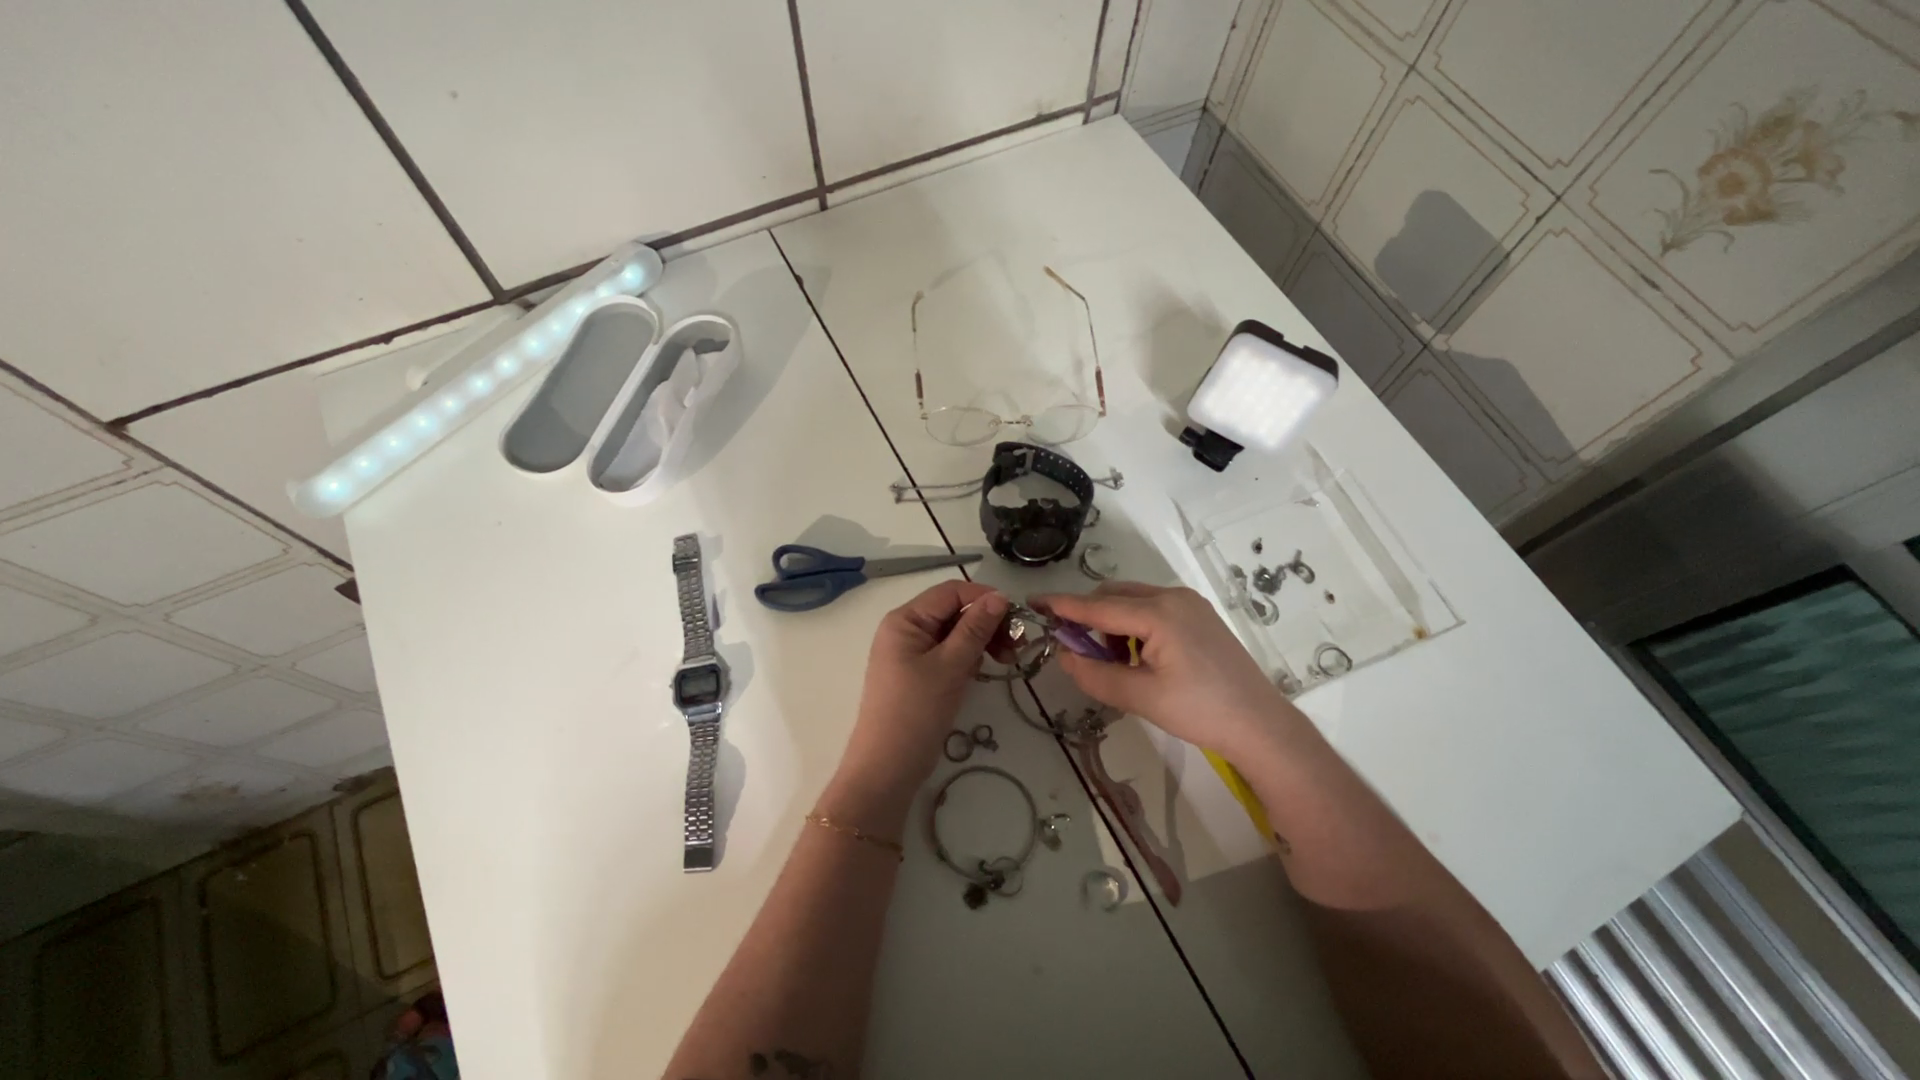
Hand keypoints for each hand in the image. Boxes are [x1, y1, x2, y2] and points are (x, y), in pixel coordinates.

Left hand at [833, 580, 1006, 806]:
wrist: (888, 768)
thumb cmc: (916, 712)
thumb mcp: (951, 666)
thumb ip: (975, 628)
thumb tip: (999, 596)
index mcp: (905, 619)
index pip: (951, 592)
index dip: (985, 598)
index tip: (1017, 618)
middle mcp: (905, 629)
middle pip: (953, 611)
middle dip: (986, 623)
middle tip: (1015, 647)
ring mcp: (910, 653)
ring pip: (953, 633)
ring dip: (980, 641)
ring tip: (1003, 661)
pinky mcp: (918, 674)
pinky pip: (948, 654)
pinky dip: (967, 658)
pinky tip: (981, 673)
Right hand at [1032, 582, 1298, 756]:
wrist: (1259, 724)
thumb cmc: (1199, 711)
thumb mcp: (1139, 697)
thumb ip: (1094, 674)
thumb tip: (1063, 655)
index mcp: (1158, 613)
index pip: (1097, 606)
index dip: (1062, 606)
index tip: (1032, 603)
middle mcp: (1173, 597)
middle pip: (1114, 595)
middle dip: (1088, 618)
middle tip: (1075, 651)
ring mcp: (1189, 603)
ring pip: (1132, 600)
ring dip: (1111, 623)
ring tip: (1112, 662)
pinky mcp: (1199, 615)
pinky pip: (1152, 608)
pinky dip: (1133, 625)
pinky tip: (1137, 657)